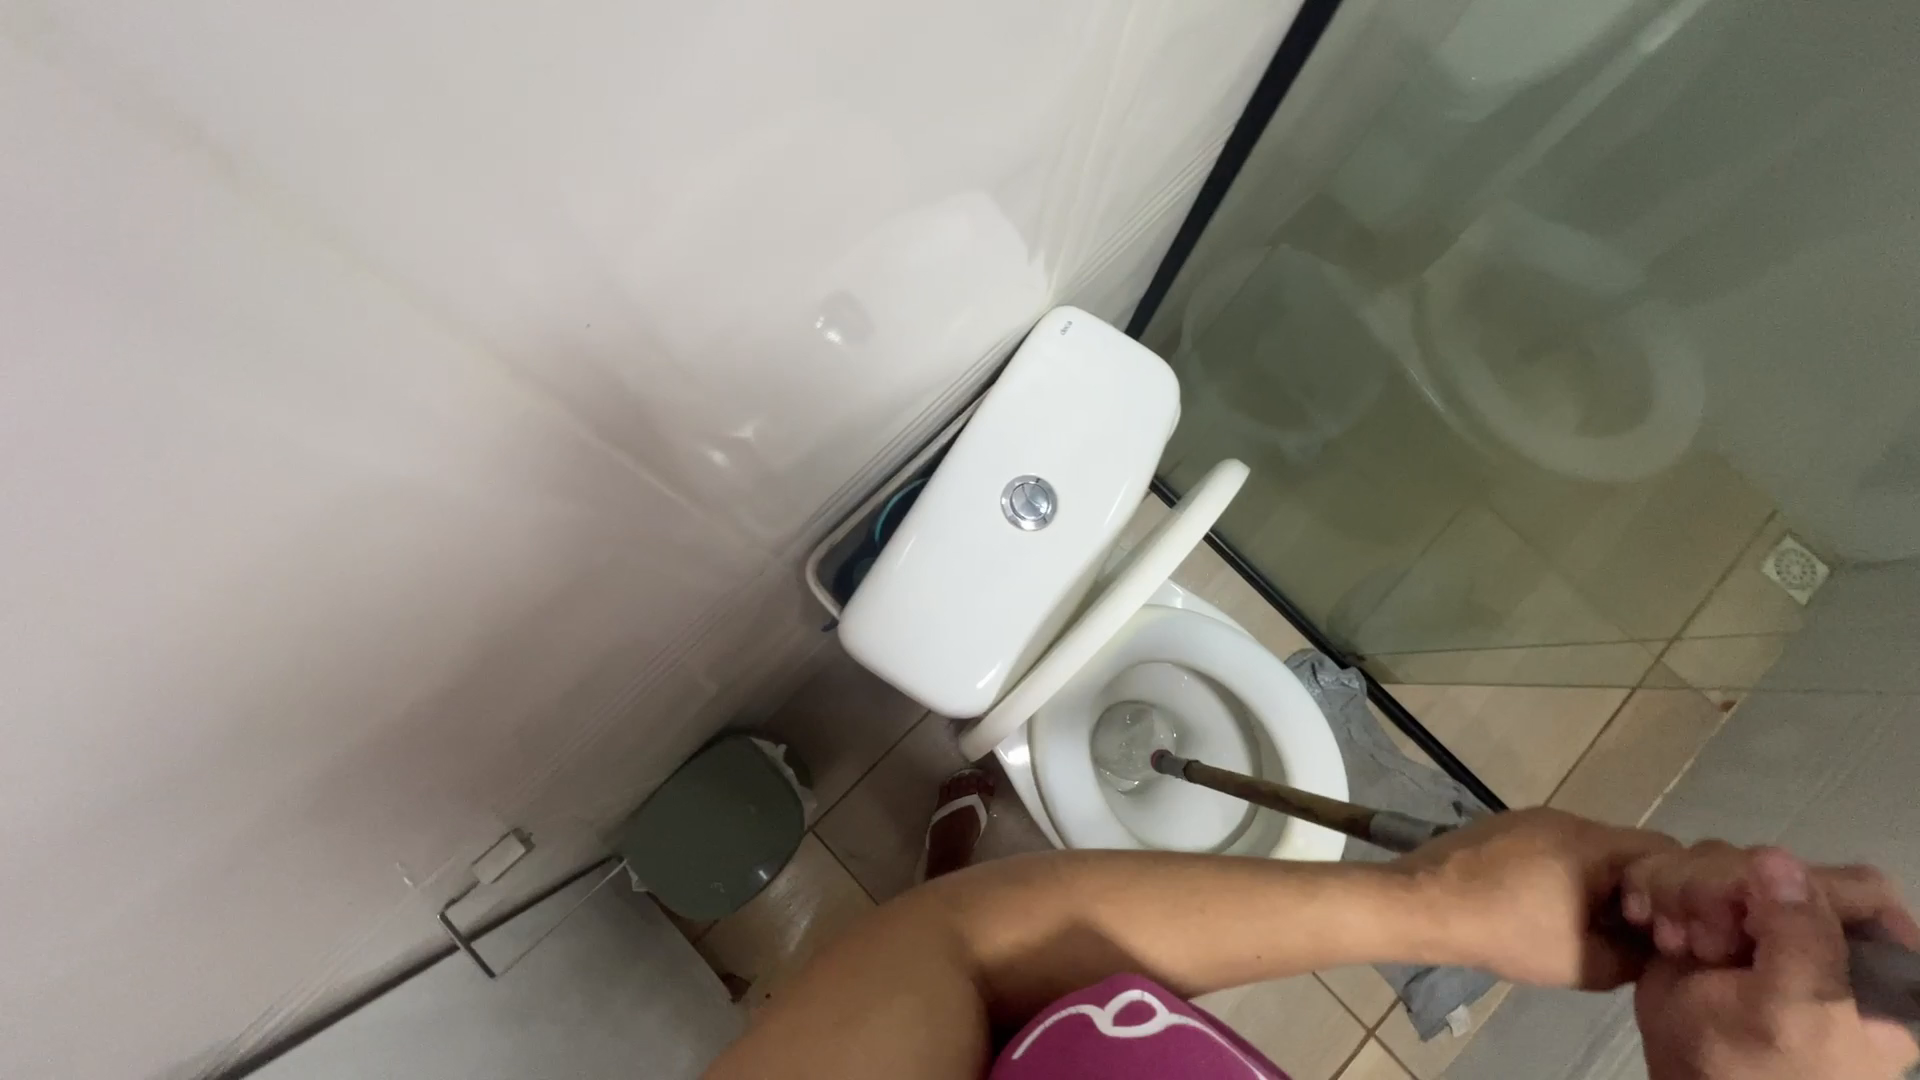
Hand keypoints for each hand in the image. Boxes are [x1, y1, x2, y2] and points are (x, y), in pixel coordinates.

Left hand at [1395, 807, 1678, 988]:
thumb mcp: (1592, 963)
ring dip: (1597, 881)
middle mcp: (1561, 818)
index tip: (1672, 930)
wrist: (1421, 904)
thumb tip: (1660, 944)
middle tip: (1633, 932)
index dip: (1683, 893)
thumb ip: (1641, 954)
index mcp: (1592, 842)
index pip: (1668, 853)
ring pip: (1586, 848)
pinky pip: (1549, 845)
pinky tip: (1543, 905)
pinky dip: (1561, 872)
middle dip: (1639, 889)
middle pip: (1625, 849)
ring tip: (1586, 923)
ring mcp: (1524, 818)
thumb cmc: (1507, 931)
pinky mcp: (1496, 826)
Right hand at [1635, 850, 1919, 1079]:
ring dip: (1677, 894)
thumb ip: (1801, 939)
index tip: (1751, 923)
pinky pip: (1671, 866)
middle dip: (1716, 893)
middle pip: (1767, 863)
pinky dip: (1651, 889)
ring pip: (1712, 858)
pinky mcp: (1700, 911)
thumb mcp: (1789, 1010)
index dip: (1795, 891)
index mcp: (1873, 961)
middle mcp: (1819, 931)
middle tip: (1704, 945)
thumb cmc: (1756, 1065)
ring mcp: (1754, 919)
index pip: (1852, 886)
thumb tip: (1774, 857)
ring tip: (1677, 943)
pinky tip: (1653, 926)